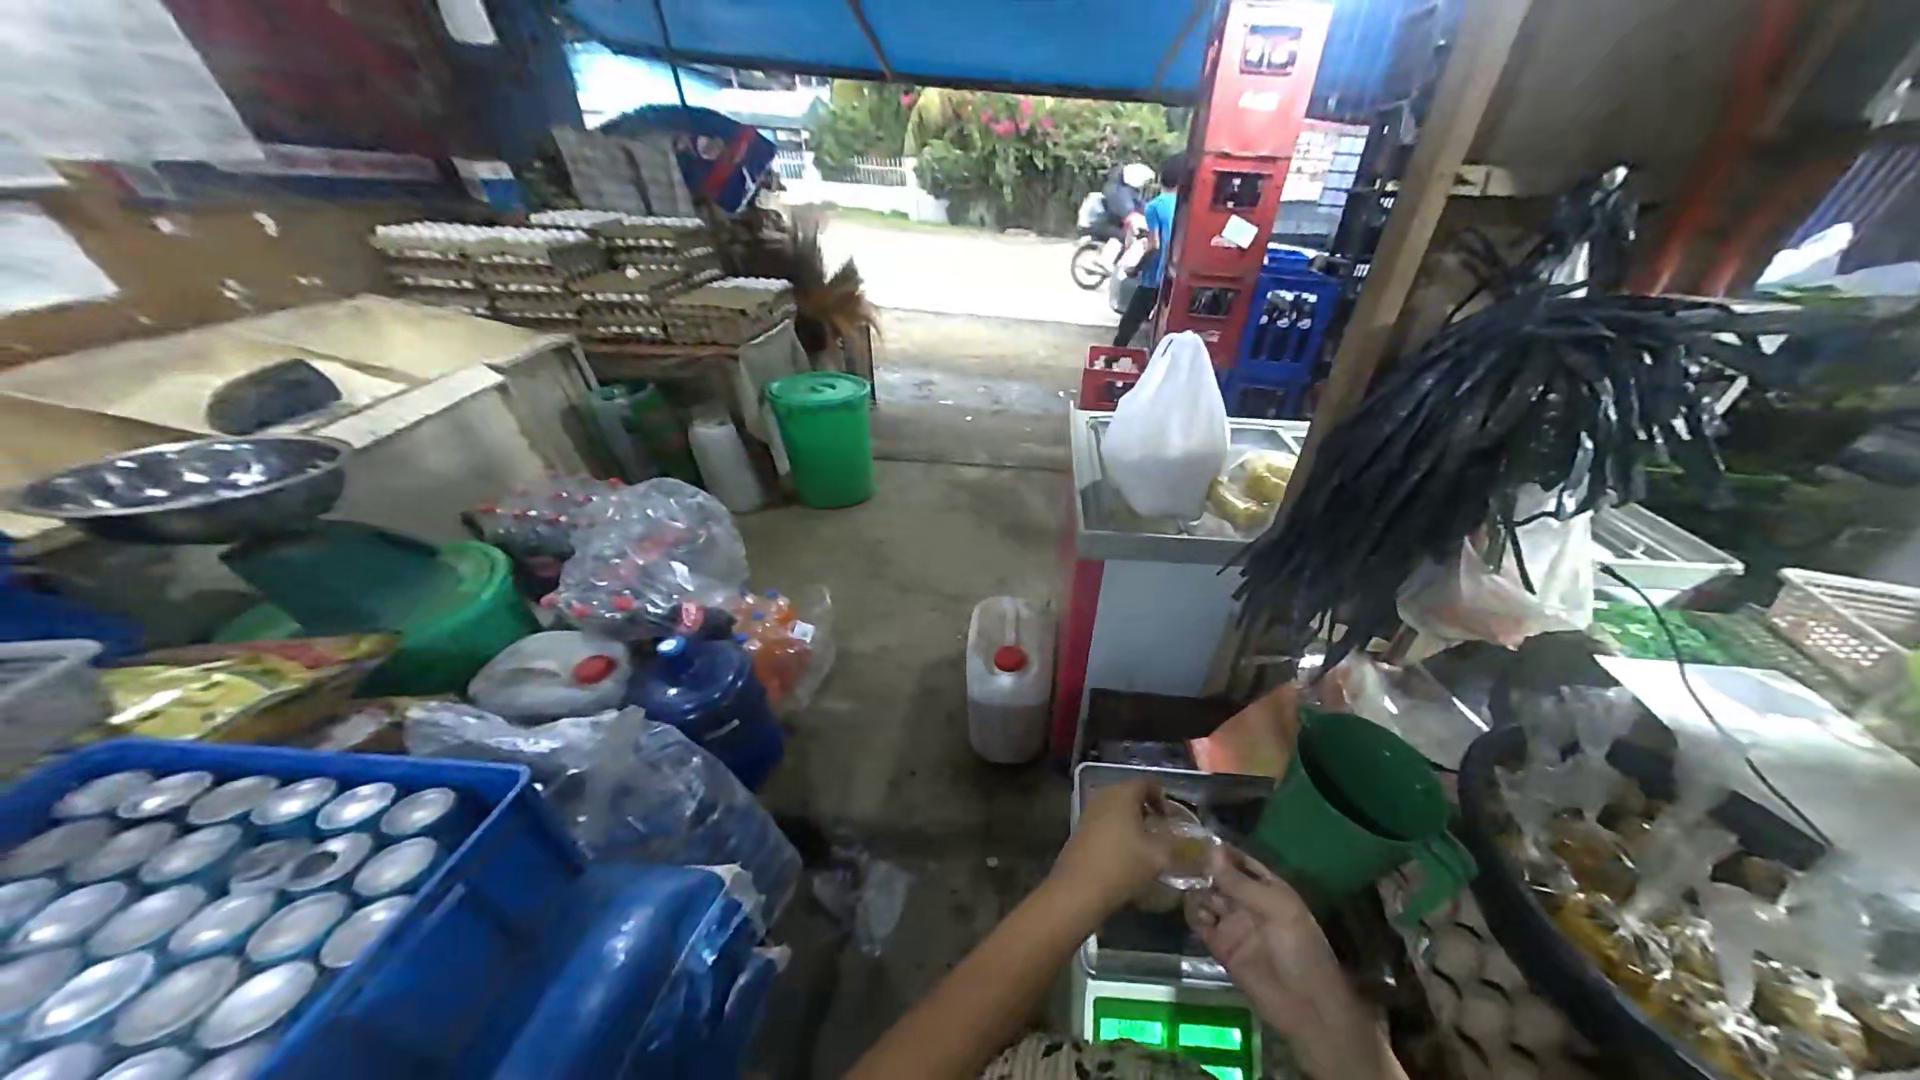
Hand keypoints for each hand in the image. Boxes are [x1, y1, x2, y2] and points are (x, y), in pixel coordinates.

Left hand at [1049, 779, 1174, 914]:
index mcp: (1122, 794)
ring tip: (1148, 842)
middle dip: (1149, 808)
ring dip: (1134, 820)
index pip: (1147, 782)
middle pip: (1131, 793)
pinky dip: (1120, 828)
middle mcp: (1103, 796)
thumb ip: (1180, 846)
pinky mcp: (1081, 828)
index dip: (1163, 797)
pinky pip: (1106, 820)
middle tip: (1163, 829)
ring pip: (1117, 807)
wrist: (1079, 888)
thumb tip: (1198, 846)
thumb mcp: (1158, 856)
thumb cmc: (1122, 865)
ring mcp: (1089, 811)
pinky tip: (1127, 851)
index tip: (1173, 818)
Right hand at [1187, 847, 1400, 1079]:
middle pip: (1216, 876)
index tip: (1194, 836)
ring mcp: (1232, 923)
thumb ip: (1241, 882)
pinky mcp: (1219, 945)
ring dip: (1195, 889)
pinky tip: (1199, 914)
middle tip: (1180, 859)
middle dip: (1201, 867)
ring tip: (1186, 885)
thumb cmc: (1300, 950)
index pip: (1237, 860)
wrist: (1307, 1007)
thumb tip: (1210, 850)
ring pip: (1204, 896)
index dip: (1219, 849)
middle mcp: (1245, 901)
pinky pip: (1199, 922)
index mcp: (1266, 887)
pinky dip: (1194, 914)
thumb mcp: (1276, 909)